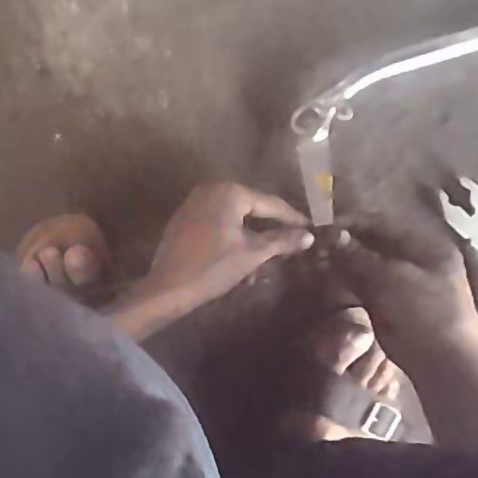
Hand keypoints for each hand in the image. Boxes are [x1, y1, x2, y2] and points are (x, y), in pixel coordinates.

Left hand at [117, 183, 313, 332]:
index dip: (291, 217)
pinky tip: (241, 251)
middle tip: (292, 238)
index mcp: (228, 192)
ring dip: (250, 234)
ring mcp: (192, 203)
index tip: (310, 227)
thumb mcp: (252, 254)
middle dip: (269, 226)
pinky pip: (215, 222)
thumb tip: (308, 235)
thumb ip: (281, 241)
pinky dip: (231, 234)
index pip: (269, 203)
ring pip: (232, 216)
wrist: (168, 287)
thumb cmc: (213, 268)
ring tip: (269, 251)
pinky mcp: (182, 219)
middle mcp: (209, 190)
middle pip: (249, 207)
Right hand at [325, 215, 477, 370]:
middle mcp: (409, 258)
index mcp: (423, 245)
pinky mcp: (383, 300)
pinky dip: (341, 278)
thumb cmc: (426, 311)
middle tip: (313, 245)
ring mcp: (396, 280)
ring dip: (338, 260)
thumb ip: (359, 255)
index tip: (321, 226)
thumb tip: (328, 233)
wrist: (442, 360)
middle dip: (341, 242)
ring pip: (361, 263)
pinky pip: (358, 282)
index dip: (351, 223)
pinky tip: (321, 275)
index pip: (381, 223)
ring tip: (312, 260)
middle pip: (369, 242)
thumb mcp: (392, 277)